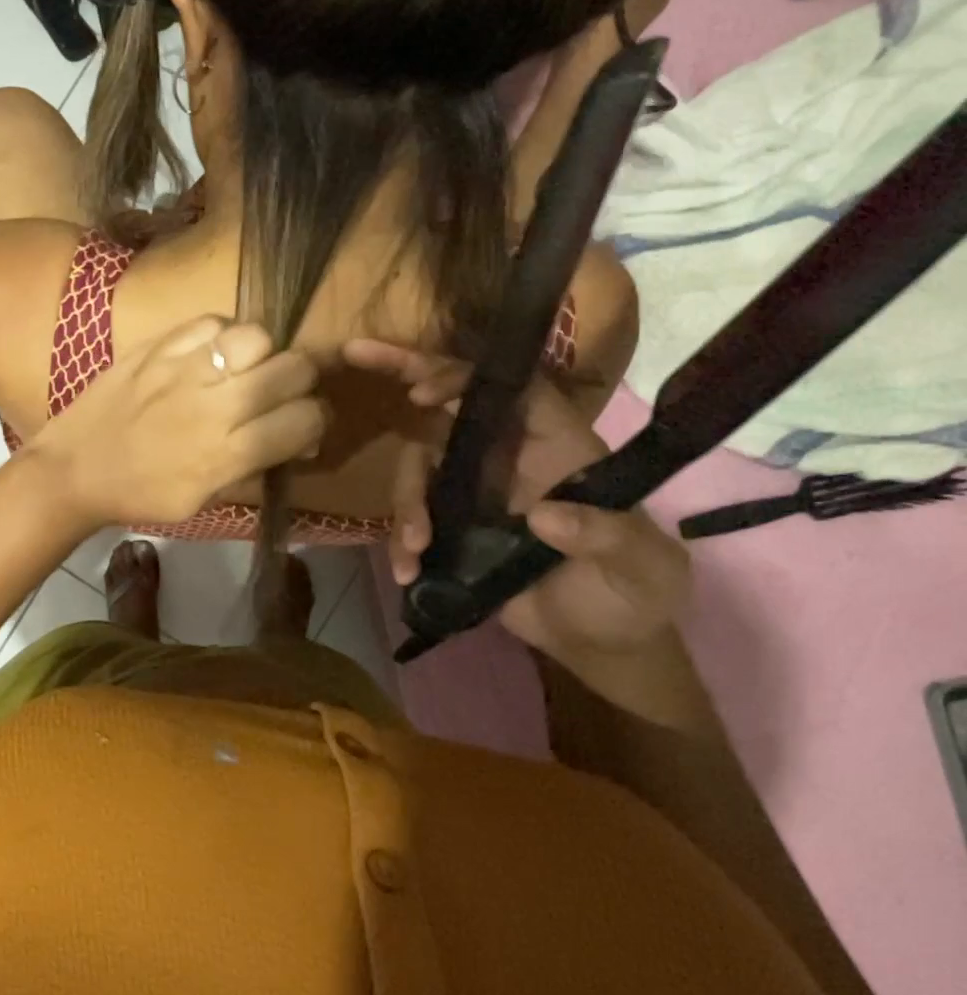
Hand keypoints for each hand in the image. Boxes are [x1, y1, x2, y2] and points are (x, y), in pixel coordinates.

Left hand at [27, 316, 325, 528]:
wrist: (73, 471)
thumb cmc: (140, 494)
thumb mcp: (203, 499)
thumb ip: (253, 467)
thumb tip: (301, 440)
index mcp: (226, 454)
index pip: (305, 419)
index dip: (313, 421)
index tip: (300, 424)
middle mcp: (212, 406)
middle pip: (293, 368)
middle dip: (298, 381)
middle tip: (278, 392)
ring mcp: (182, 370)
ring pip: (257, 336)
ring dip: (262, 352)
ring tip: (244, 367)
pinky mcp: (156, 348)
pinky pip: (211, 321)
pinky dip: (219, 334)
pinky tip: (209, 354)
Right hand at [343, 339, 690, 669]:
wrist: (599, 640)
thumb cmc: (635, 593)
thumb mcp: (639, 567)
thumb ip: (605, 537)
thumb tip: (545, 516)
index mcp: (559, 448)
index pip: (515, 390)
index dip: (467, 377)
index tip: (422, 391)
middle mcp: (510, 457)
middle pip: (451, 406)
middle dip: (405, 375)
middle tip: (355, 354)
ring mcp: (475, 490)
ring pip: (419, 467)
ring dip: (405, 503)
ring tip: (414, 549)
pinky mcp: (451, 527)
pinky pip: (411, 516)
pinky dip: (401, 542)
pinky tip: (406, 572)